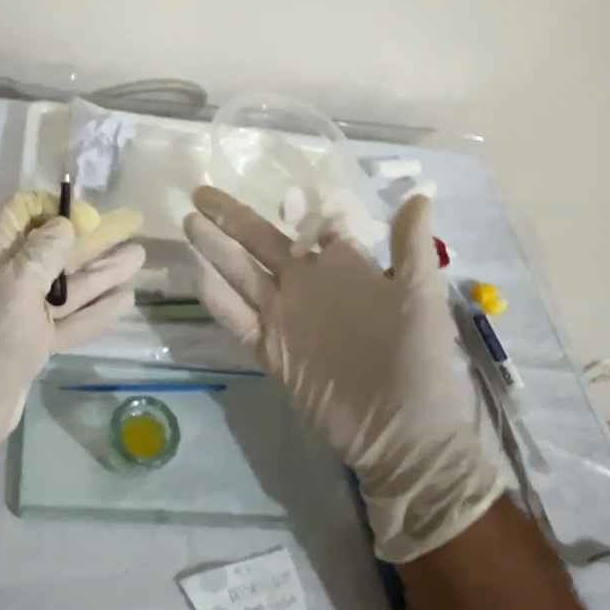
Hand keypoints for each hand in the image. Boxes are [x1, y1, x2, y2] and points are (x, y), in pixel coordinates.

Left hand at [0, 191, 145, 511]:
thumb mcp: (10, 288)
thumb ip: (41, 254)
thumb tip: (63, 224)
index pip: (22, 215)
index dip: (53, 210)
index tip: (86, 215)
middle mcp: (7, 279)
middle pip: (54, 250)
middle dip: (90, 239)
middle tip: (130, 229)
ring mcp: (23, 314)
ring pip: (69, 286)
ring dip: (102, 271)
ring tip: (138, 256)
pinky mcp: (35, 344)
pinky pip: (72, 320)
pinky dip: (97, 310)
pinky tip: (126, 299)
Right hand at [183, 185, 505, 561]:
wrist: (405, 432)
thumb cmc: (419, 359)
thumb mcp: (421, 295)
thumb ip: (409, 245)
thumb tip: (418, 194)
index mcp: (342, 267)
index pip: (304, 226)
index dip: (280, 204)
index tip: (252, 178)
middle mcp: (307, 286)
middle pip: (260, 243)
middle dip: (230, 218)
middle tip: (198, 192)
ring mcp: (285, 317)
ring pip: (241, 274)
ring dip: (215, 248)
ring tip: (188, 222)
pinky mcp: (270, 350)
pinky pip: (238, 318)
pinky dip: (217, 298)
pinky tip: (196, 274)